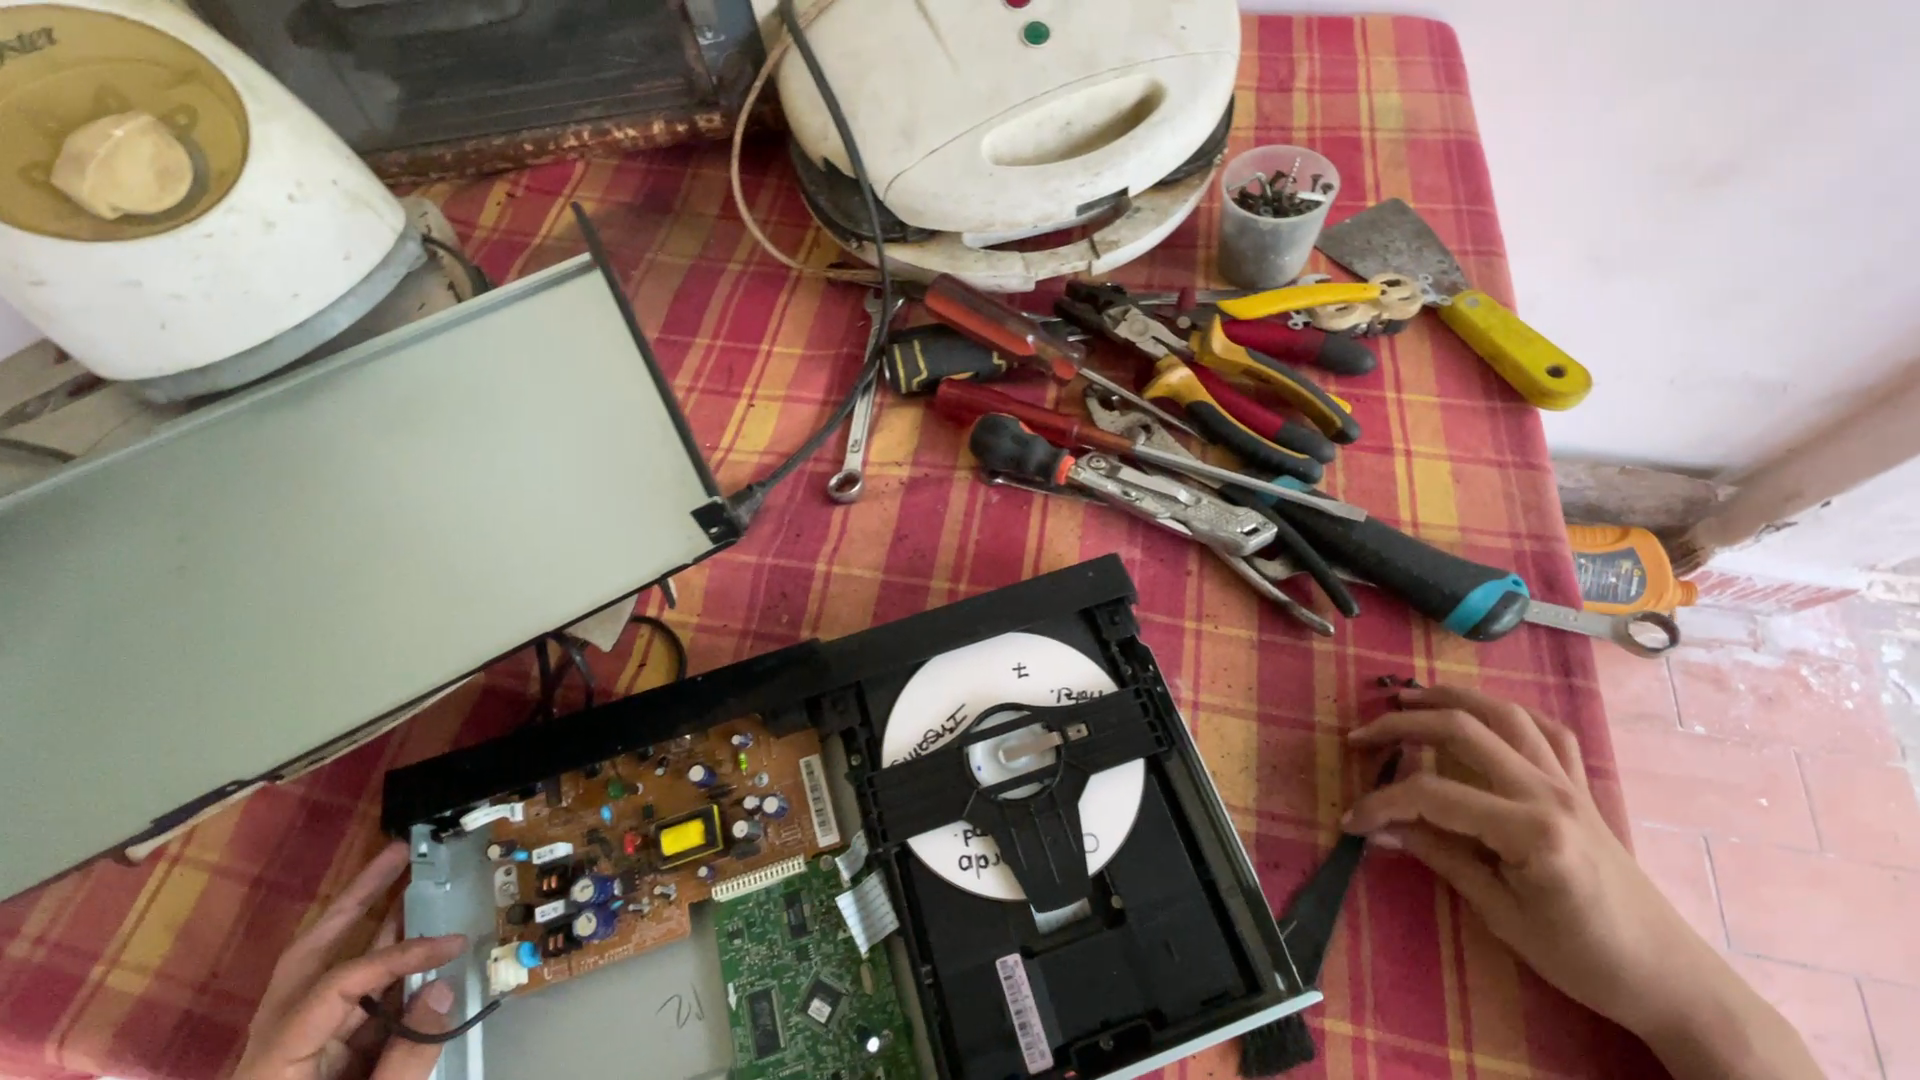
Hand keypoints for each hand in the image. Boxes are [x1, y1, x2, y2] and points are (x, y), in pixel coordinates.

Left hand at [234, 842, 468, 1079]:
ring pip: (320, 975)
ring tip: (406, 881)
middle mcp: (268, 1049)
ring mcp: (283, 1056)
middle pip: (307, 958)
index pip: (338, 984)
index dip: (400, 956)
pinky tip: (413, 951)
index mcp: (271, 1064)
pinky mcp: (304, 1067)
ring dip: (365, 927)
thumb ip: (408, 1055)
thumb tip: (443, 984)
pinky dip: (377, 970)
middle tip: (397, 854)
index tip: (455, 942)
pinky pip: (341, 1005)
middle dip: (354, 902)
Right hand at [1341, 685, 1818, 1079]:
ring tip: (1409, 696)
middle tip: (1361, 737)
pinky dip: (1507, 714)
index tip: (1351, 821)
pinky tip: (1482, 715)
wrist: (1667, 976)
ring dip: (1452, 698)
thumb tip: (1379, 830)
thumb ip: (1440, 857)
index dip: (1383, 803)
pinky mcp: (1581, 788)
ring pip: (1504, 715)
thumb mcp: (1500, 914)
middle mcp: (1548, 792)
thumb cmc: (1582, 956)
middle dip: (1403, 725)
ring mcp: (1568, 784)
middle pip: (1464, 731)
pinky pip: (1546, 732)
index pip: (1432, 795)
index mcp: (1528, 830)